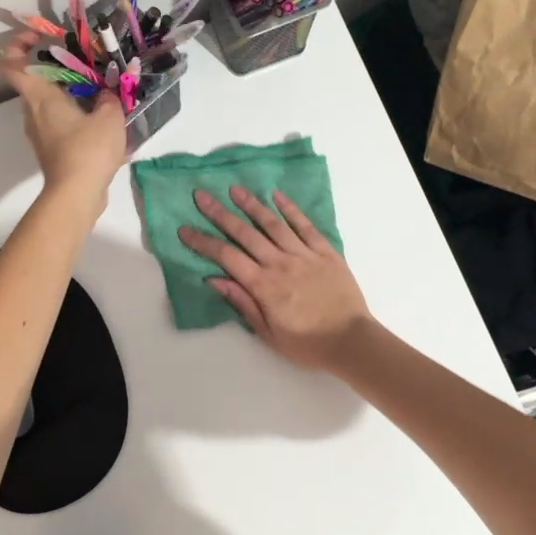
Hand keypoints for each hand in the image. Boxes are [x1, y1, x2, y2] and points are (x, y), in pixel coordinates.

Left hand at [0, 33, 125, 211]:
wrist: (76, 195)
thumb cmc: (87, 150)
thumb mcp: (109, 116)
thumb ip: (109, 97)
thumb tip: (106, 94)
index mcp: (39, 97)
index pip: (12, 64)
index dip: (18, 45)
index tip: (38, 38)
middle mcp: (32, 113)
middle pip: (35, 82)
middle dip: (57, 69)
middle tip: (86, 66)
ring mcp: (39, 134)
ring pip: (48, 104)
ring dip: (69, 94)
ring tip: (99, 93)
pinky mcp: (50, 151)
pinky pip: (58, 123)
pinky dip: (74, 116)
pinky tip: (100, 121)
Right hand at [178, 186, 374, 371]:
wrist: (351, 341)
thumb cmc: (307, 344)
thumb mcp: (268, 333)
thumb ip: (243, 303)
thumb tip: (216, 279)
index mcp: (264, 286)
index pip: (226, 258)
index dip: (203, 243)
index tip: (184, 230)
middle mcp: (281, 264)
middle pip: (245, 234)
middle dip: (220, 214)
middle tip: (201, 196)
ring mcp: (304, 255)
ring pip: (273, 224)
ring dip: (252, 205)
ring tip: (235, 190)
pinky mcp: (326, 252)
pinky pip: (305, 226)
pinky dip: (291, 209)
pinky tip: (277, 196)